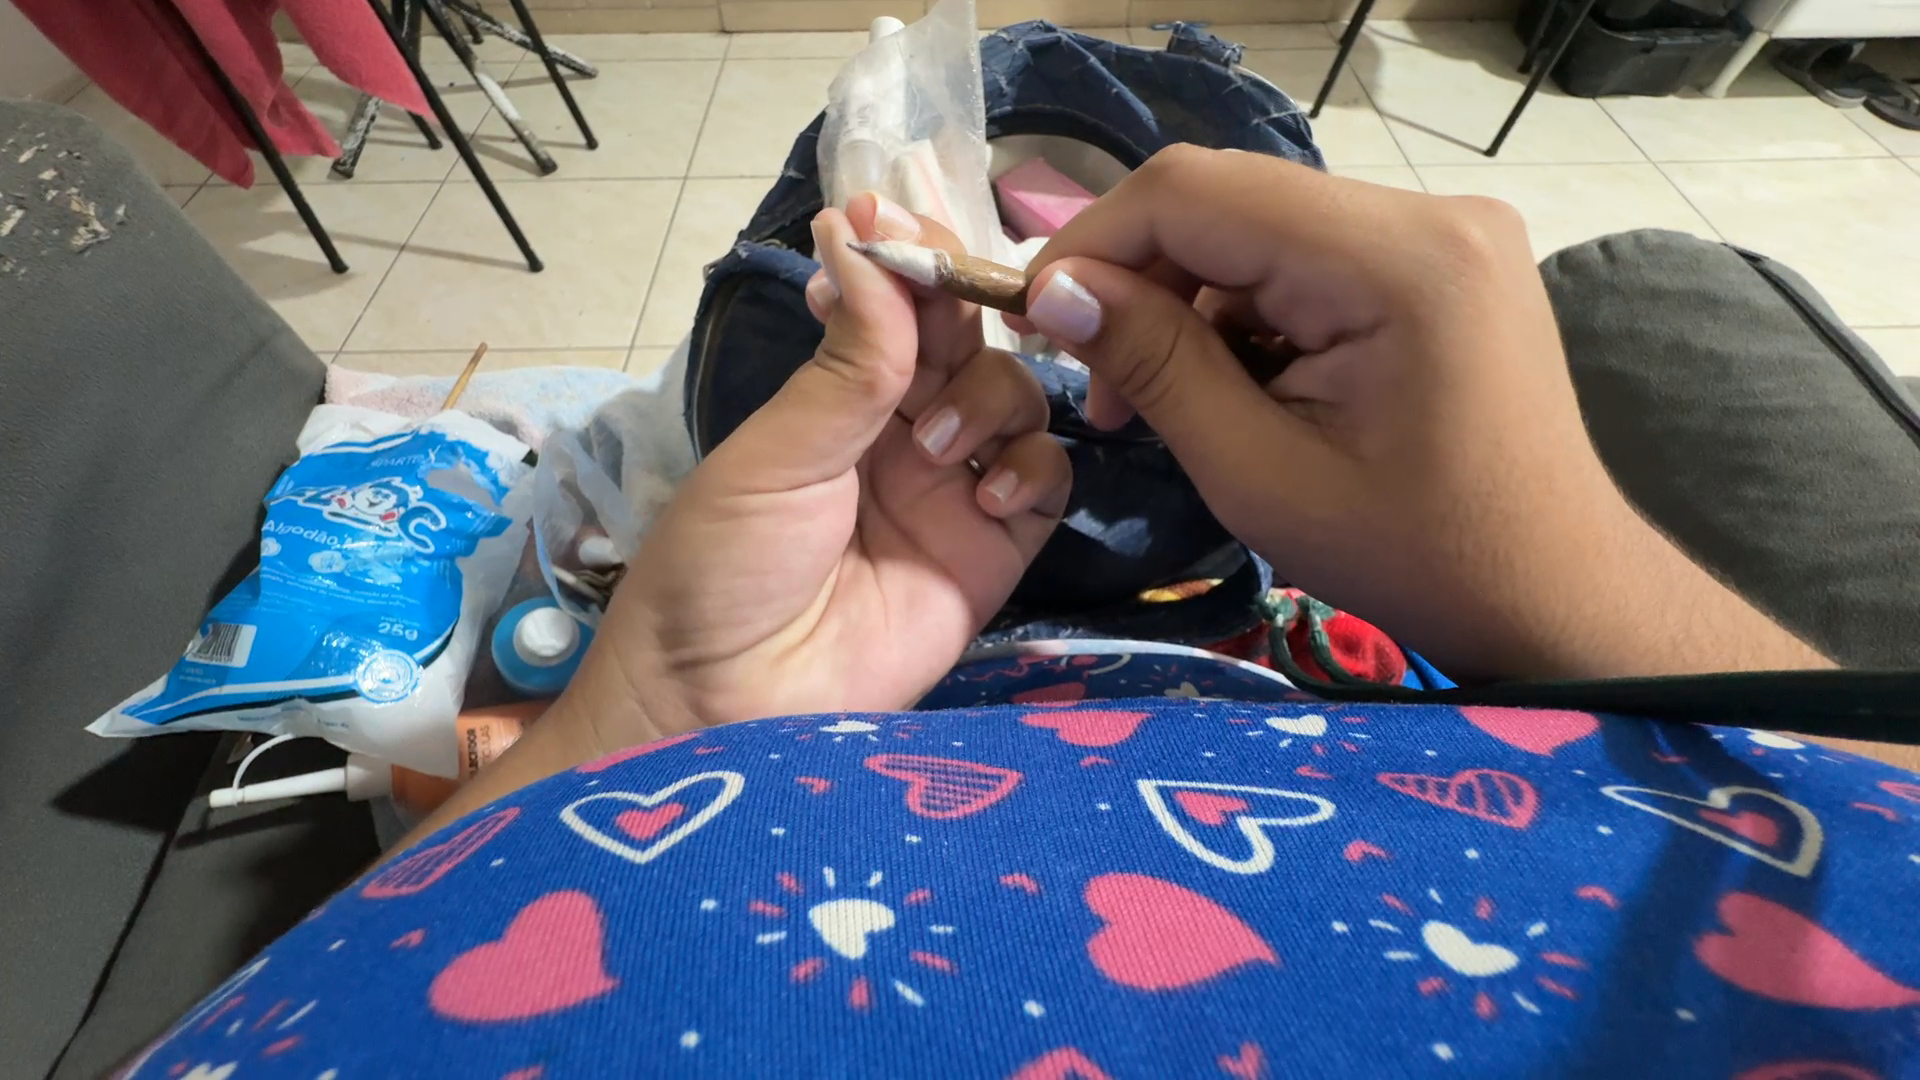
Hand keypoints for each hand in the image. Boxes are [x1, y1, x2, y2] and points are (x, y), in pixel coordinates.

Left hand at [561, 193, 1069, 750]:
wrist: (734, 706)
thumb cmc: (725, 569)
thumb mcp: (777, 456)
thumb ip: (847, 363)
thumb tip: (857, 233)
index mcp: (839, 400)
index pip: (897, 309)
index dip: (907, 261)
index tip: (893, 222)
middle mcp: (904, 435)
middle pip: (968, 342)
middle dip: (961, 322)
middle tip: (933, 343)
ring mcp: (953, 490)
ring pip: (1018, 400)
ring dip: (993, 402)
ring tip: (937, 450)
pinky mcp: (993, 550)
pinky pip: (1042, 480)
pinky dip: (1029, 470)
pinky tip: (983, 498)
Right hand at [1015, 145, 1826, 679]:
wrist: (1542, 589)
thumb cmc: (1404, 552)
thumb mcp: (1255, 471)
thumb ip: (1155, 365)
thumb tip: (1055, 295)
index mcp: (1391, 258)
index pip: (1195, 193)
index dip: (1093, 243)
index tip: (1036, 319)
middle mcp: (1421, 213)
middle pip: (1222, 207)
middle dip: (1136, 286)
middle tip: (1102, 387)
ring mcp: (1430, 235)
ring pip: (1249, 238)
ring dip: (1180, 312)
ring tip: (1157, 403)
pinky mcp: (1425, 267)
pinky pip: (1291, 268)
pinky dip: (1232, 323)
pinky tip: (1224, 389)